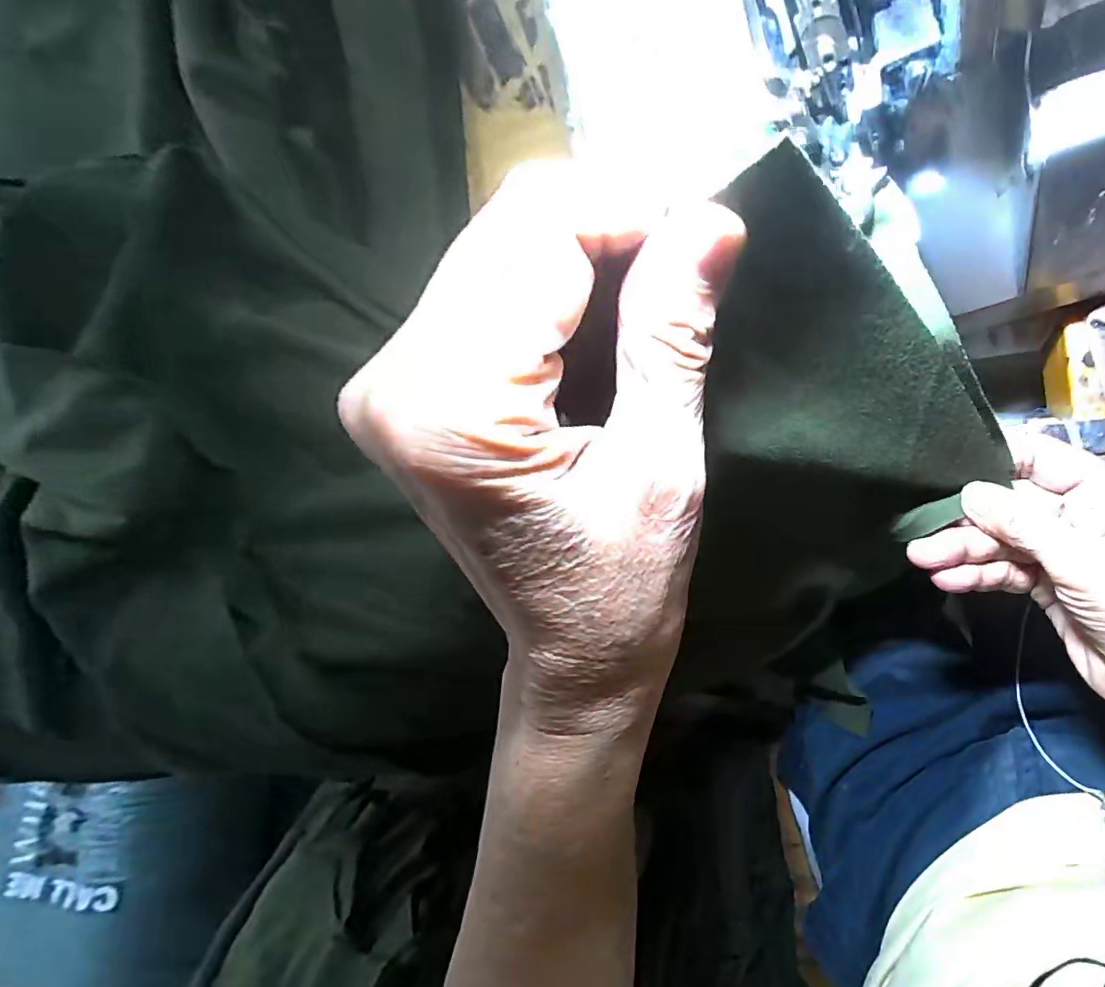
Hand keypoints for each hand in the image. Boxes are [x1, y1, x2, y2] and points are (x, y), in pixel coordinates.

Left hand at [338, 164, 746, 729]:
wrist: (572, 656)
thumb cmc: (625, 587)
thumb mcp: (664, 465)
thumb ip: (672, 337)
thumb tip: (713, 224)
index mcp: (454, 406)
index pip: (536, 240)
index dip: (628, 211)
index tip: (705, 226)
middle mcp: (395, 379)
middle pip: (505, 232)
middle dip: (609, 223)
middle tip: (692, 247)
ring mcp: (391, 381)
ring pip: (496, 250)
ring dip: (587, 247)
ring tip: (663, 274)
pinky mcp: (411, 389)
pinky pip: (488, 290)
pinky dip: (558, 280)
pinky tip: (612, 303)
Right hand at [905, 432, 1104, 724]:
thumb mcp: (1081, 562)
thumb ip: (1023, 525)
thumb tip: (969, 493)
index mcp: (1104, 492)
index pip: (1041, 458)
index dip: (994, 457)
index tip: (945, 463)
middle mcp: (1080, 514)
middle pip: (1011, 506)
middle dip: (968, 520)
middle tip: (921, 533)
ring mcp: (1062, 551)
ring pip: (1003, 541)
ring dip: (964, 550)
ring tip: (922, 560)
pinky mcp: (1047, 584)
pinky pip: (1006, 570)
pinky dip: (978, 574)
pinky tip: (948, 580)